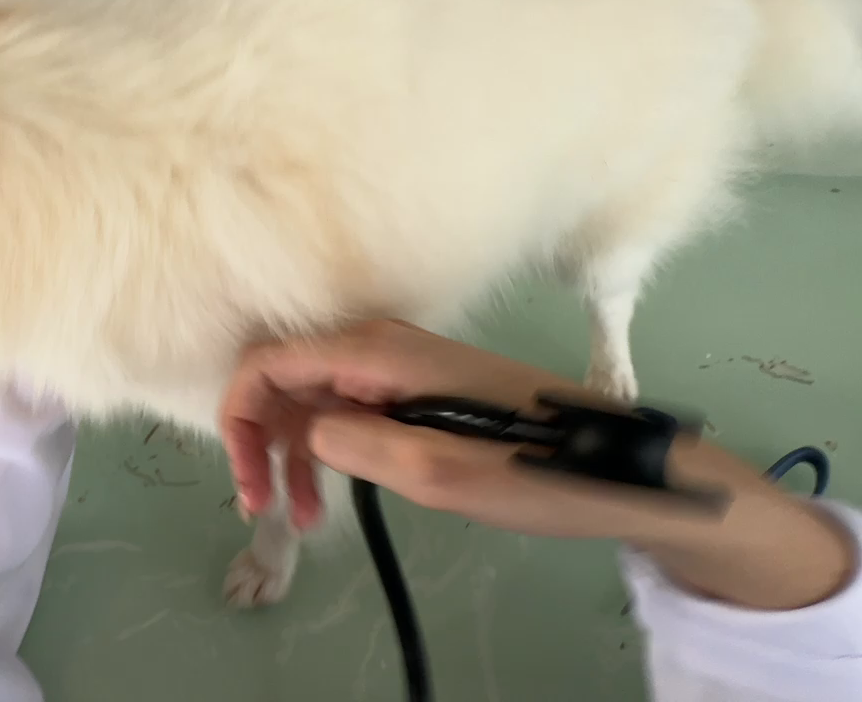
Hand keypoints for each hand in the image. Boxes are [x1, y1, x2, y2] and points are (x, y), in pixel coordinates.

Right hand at [219, 321, 855, 609]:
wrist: (622, 468)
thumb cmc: (531, 470)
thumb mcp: (437, 472)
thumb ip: (353, 443)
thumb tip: (300, 430)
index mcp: (371, 351)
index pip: (268, 361)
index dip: (239, 413)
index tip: (246, 476)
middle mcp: (372, 344)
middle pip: (282, 377)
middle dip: (259, 438)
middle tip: (262, 503)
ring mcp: (390, 364)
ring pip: (309, 399)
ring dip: (290, 453)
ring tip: (298, 516)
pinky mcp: (408, 387)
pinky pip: (342, 411)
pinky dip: (324, 451)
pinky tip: (328, 498)